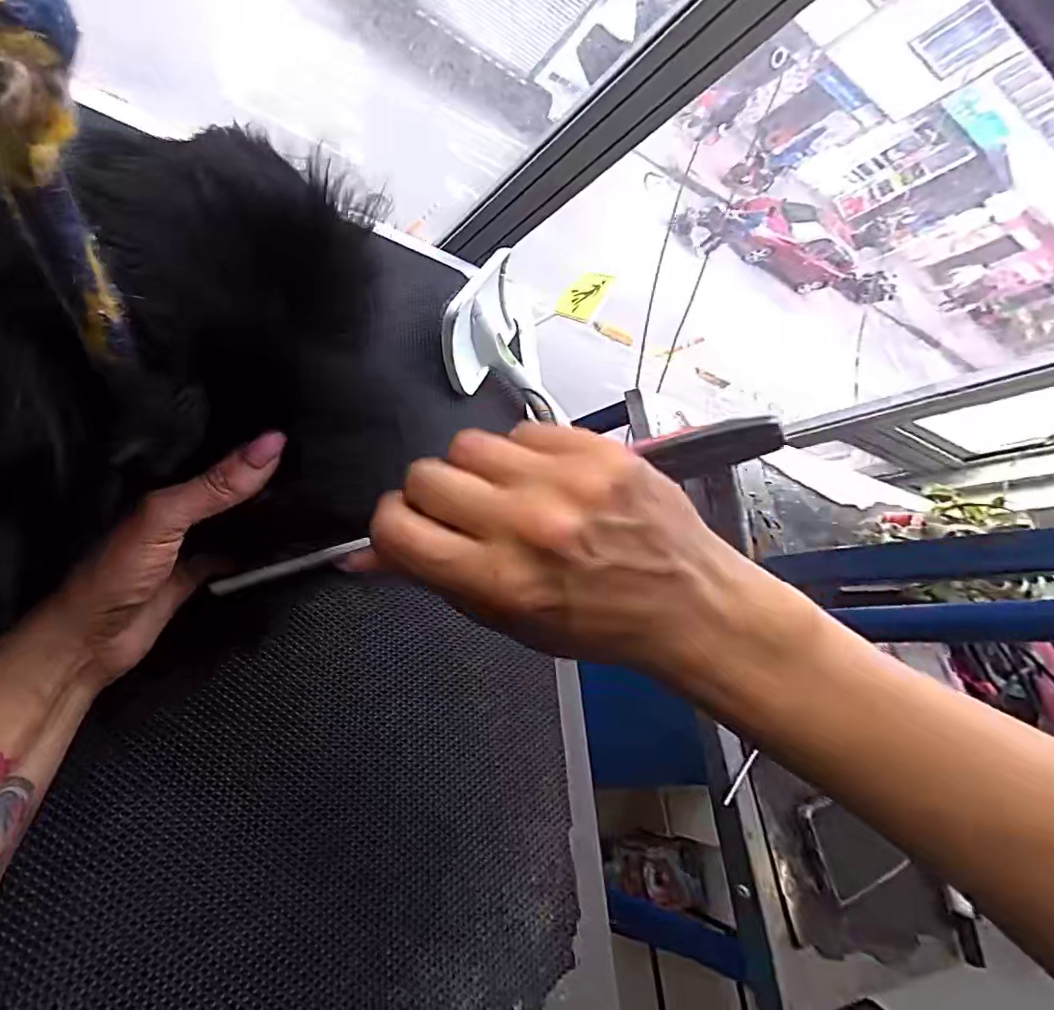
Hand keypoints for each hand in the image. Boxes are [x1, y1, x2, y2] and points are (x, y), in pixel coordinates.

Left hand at [36, 431, 285, 686]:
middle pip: (225, 489)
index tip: (295, 431)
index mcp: (164, 486)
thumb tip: (272, 443)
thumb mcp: (166, 519)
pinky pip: (230, 557)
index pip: (213, 454)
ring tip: (307, 497)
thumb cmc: (120, 571)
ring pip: (231, 522)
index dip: (248, 444)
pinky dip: (252, 553)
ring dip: (259, 515)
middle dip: (260, 480)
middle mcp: (177, 510)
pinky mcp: (193, 577)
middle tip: (311, 465)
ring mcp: (185, 545)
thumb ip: (215, 487)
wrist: (90, 642)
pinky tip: (282, 544)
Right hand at [355, 423, 808, 676]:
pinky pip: (518, 429)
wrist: (688, 604)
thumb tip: (366, 555)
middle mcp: (527, 525)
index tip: (406, 524)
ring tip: (505, 492)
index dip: (390, 523)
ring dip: (472, 469)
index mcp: (498, 580)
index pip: (397, 527)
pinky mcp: (595, 450)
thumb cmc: (593, 623)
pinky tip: (544, 479)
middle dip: (430, 494)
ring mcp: (564, 481)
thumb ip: (428, 577)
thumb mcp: (500, 618)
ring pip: (465, 444)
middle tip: (461, 512)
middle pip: (424, 474)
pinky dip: (520, 453)